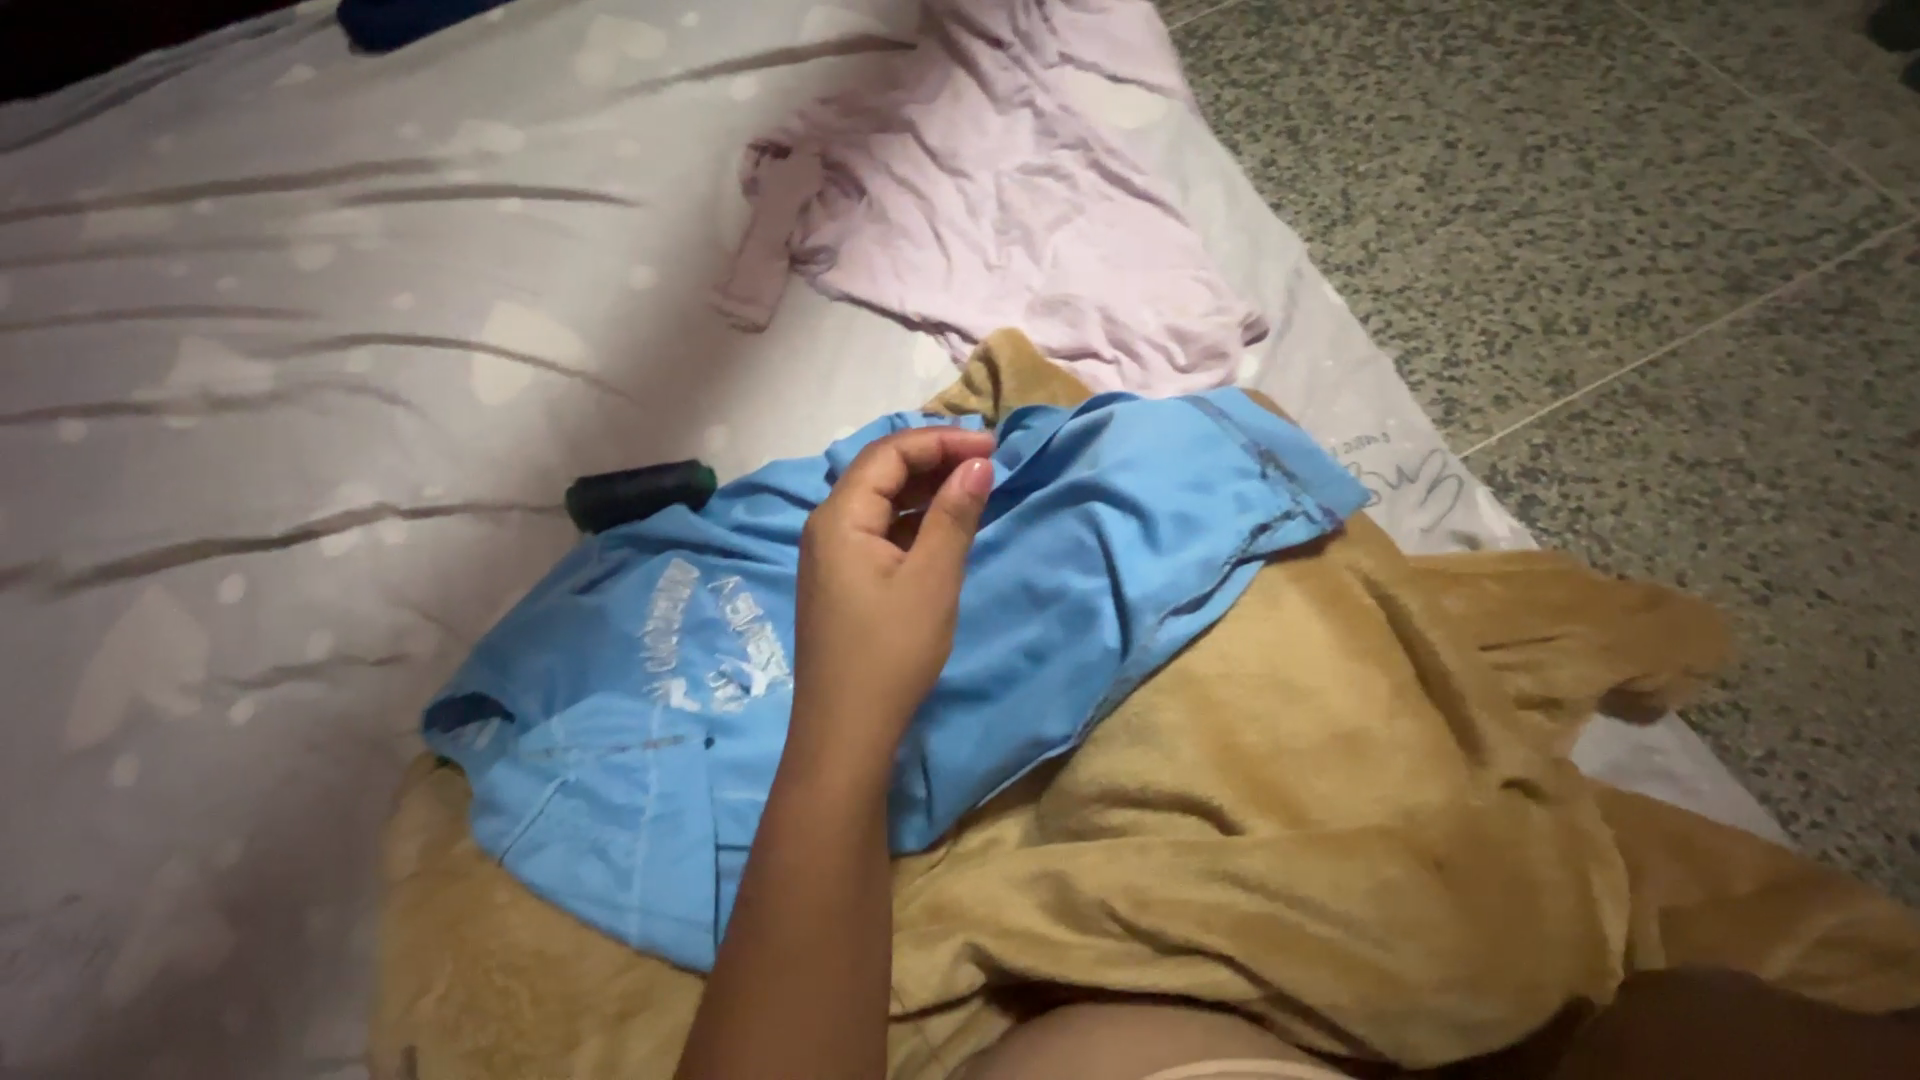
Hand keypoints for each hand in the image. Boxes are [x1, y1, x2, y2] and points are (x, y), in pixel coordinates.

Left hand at [791, 426, 995, 765]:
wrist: (845, 729)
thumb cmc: (890, 652)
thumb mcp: (931, 580)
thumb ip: (955, 516)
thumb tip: (979, 463)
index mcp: (839, 517)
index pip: (889, 453)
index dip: (941, 441)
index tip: (992, 447)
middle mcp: (826, 526)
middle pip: (880, 472)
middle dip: (934, 460)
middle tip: (987, 464)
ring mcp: (831, 554)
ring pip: (880, 502)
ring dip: (925, 490)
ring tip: (974, 489)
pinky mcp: (842, 579)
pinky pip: (878, 531)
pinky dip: (913, 522)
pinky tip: (945, 528)